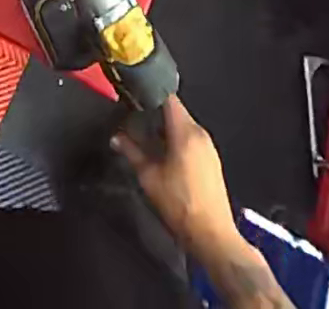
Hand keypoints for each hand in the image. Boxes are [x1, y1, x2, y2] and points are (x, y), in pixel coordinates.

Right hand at [111, 96, 236, 255]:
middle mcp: (200, 133)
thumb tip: (116, 137)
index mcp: (185, 131)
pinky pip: (191, 137)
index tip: (133, 94)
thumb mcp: (149, 177)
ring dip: (165, 126)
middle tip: (134, 116)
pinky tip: (163, 151)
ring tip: (145, 134)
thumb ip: (131, 152)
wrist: (212, 236)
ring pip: (183, 124)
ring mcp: (208, 147)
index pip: (168, 97)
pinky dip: (176, 137)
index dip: (150, 92)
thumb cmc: (179, 204)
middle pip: (176, 110)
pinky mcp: (211, 160)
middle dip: (155, 111)